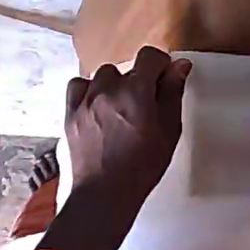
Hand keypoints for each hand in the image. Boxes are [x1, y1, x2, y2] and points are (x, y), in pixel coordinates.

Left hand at [39, 47, 192, 249]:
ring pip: (102, 77)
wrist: (104, 193)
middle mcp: (108, 89)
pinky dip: (88, 91)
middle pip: (126, 68)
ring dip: (113, 86)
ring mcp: (86, 100)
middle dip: (137, 81)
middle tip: (144, 106)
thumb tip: (179, 66)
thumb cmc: (141, 166)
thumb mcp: (169, 131)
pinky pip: (78, 87)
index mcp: (136, 91)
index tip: (164, 77)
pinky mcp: (70, 112)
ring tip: (120, 109)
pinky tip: (97, 107)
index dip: (160, 64)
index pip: (149, 56)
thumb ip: (172, 94)